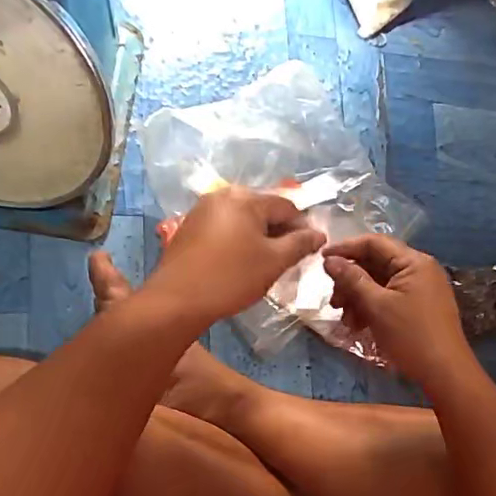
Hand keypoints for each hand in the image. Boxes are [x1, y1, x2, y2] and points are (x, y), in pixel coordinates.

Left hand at [144, 187, 325, 325]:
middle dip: (280, 231)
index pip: (287, 206)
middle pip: (263, 209)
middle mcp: (222, 195)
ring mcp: (202, 210)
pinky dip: (238, 240)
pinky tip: (241, 262)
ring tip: (267, 262)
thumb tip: (318, 234)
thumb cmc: (231, 278)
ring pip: (242, 219)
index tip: (311, 248)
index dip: (303, 226)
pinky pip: (224, 227)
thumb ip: (300, 244)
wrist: (177, 300)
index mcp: (246, 198)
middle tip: (290, 258)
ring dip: (258, 236)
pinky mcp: (189, 228)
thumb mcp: (273, 262)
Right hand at [322, 235, 471, 384]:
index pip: (374, 243)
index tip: (320, 260)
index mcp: (414, 262)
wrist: (444, 373)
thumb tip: (330, 260)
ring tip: (346, 320)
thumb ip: (352, 279)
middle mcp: (419, 269)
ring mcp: (421, 288)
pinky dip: (371, 307)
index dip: (345, 249)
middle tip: (334, 302)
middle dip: (350, 281)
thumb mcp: (376, 306)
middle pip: (375, 264)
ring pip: (380, 283)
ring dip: (358, 298)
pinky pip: (389, 298)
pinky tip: (359, 326)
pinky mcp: (419, 306)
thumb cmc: (410, 335)